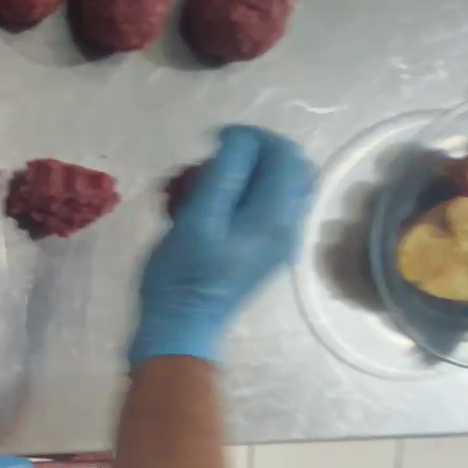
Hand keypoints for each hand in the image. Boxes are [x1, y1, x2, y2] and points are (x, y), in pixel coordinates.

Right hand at [131, 125, 316, 364]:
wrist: (180, 330)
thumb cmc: (178, 279)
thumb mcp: (194, 223)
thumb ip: (222, 177)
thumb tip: (238, 140)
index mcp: (274, 213)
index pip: (281, 152)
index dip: (249, 138)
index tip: (211, 141)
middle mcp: (288, 223)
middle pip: (287, 167)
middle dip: (250, 155)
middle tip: (209, 163)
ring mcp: (279, 241)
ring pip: (278, 188)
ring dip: (246, 176)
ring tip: (207, 185)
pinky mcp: (264, 254)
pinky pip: (266, 210)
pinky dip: (244, 198)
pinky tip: (213, 210)